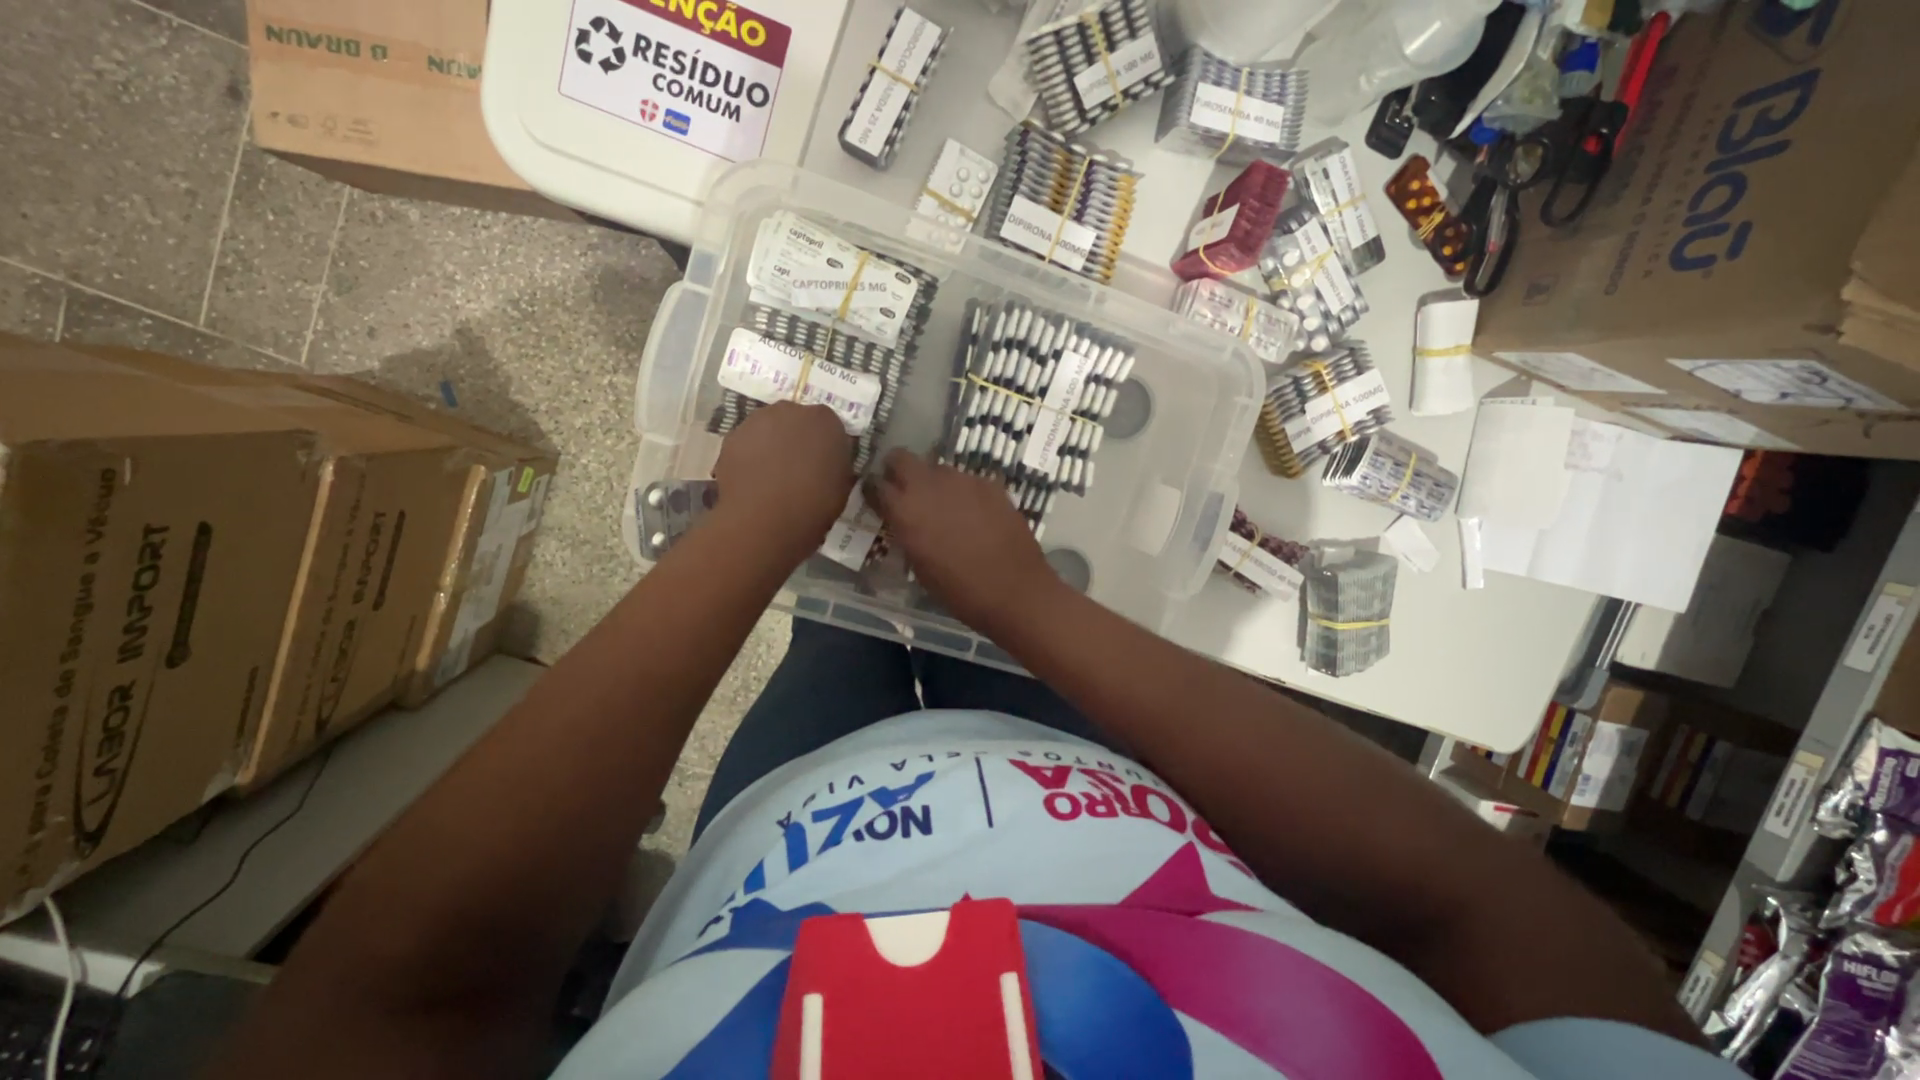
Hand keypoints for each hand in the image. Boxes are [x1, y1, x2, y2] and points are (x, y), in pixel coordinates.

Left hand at [712, 402, 853, 554]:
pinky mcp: (731, 437)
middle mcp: (790, 410)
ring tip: (770, 476)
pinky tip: (751, 481)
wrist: (765, 519)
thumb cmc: (814, 505)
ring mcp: (756, 421)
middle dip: (796, 438)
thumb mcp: (841, 485)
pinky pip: (746, 444)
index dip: (825, 445)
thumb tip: (826, 463)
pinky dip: (748, 457)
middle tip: (796, 468)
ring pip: (767, 429)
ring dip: (770, 445)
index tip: (823, 463)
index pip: (828, 425)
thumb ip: (835, 464)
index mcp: (824, 419)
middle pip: (795, 420)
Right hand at [867, 449, 1064, 631]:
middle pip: (902, 458)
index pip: (875, 485)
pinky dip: (964, 493)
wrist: (1014, 589)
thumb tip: (905, 522)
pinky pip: (967, 481)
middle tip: (906, 491)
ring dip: (934, 483)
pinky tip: (975, 515)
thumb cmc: (959, 590)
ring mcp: (962, 480)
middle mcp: (929, 485)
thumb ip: (907, 534)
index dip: (874, 491)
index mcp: (905, 510)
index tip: (877, 499)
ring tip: (946, 508)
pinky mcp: (990, 483)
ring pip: (937, 469)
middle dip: (898, 470)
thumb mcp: (919, 567)